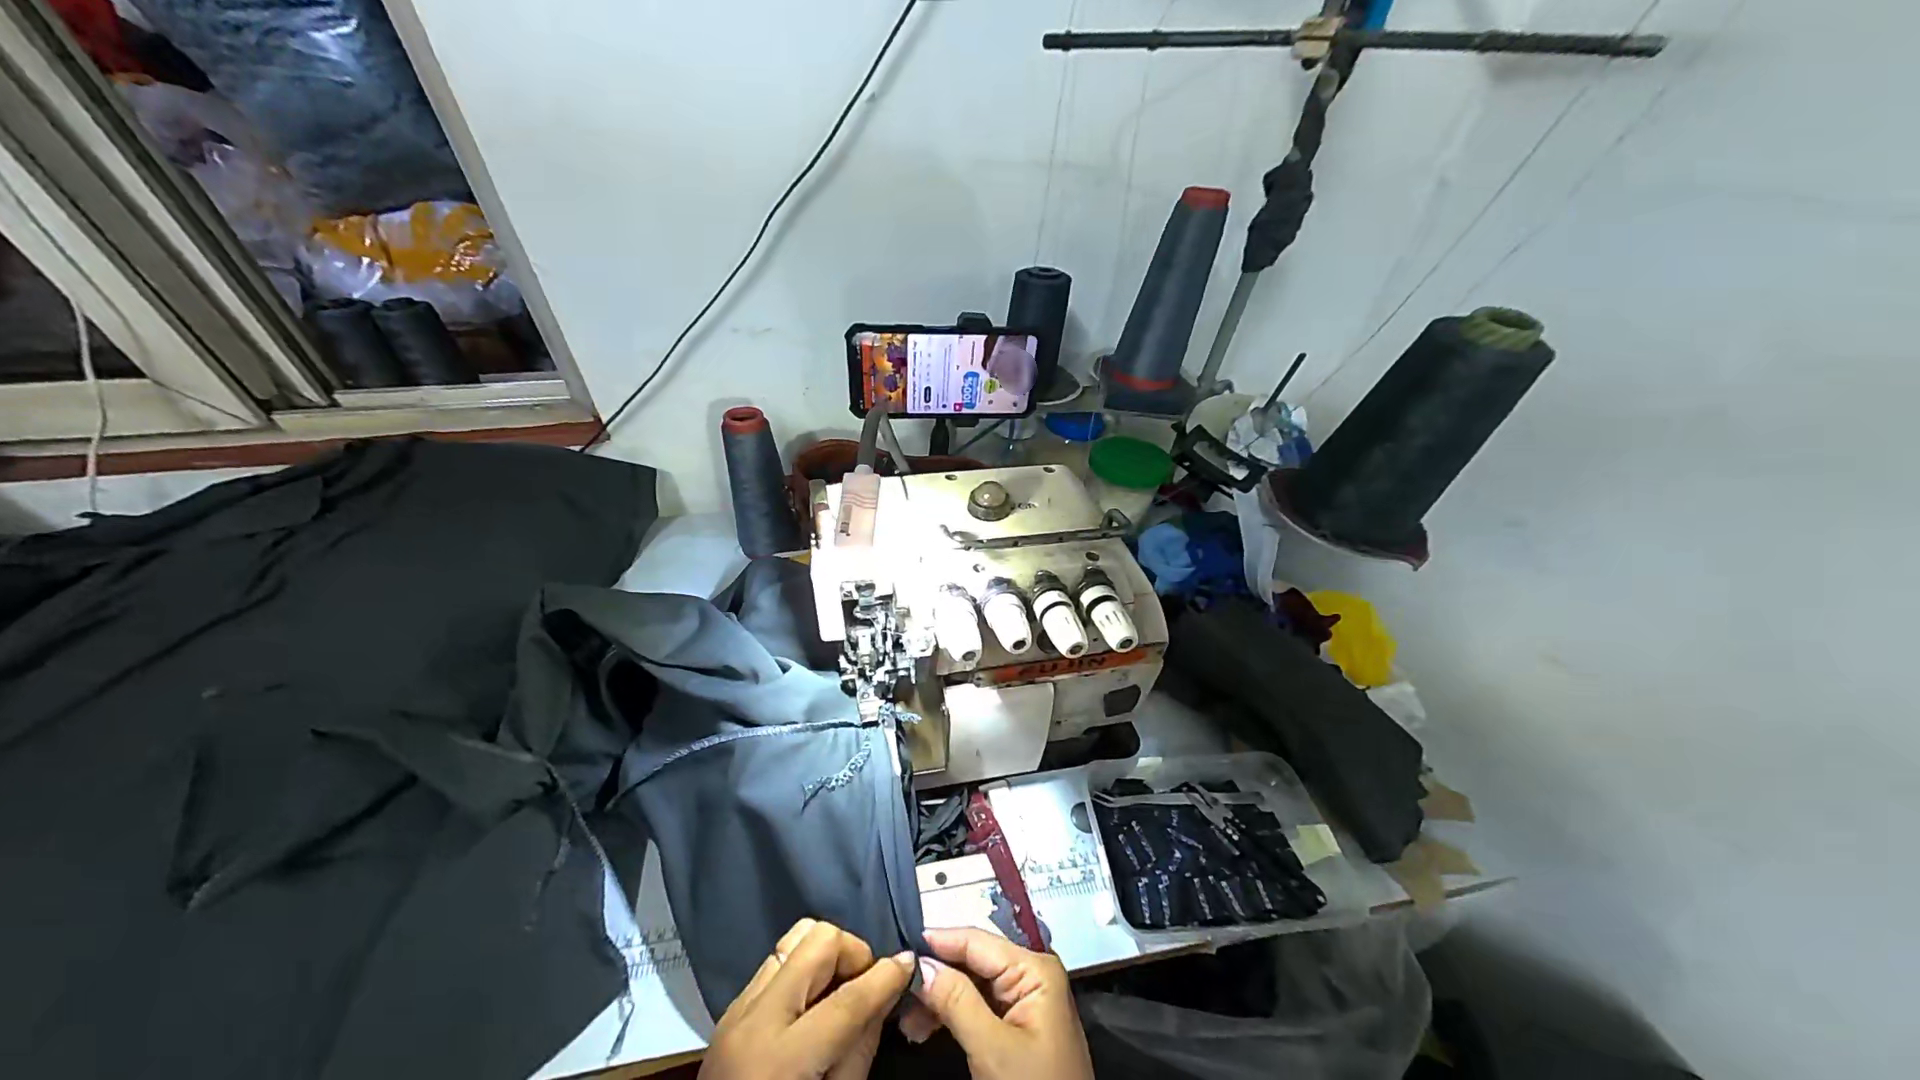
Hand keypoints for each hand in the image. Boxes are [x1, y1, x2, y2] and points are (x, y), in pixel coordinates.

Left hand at [700, 918, 915, 1079]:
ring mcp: (738, 1008)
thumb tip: (883, 993)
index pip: (847, 999)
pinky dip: (805, 968)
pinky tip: (813, 999)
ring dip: (828, 955)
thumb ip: (861, 1046)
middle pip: (818, 941)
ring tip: (839, 987)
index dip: (885, 976)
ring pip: (795, 937)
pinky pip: (778, 961)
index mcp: (780, 1061)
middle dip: (853, 953)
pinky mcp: (732, 1006)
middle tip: (866, 984)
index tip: (909, 964)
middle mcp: (755, 1020)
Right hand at [900, 927, 1093, 1079]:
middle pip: (970, 961)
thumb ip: (957, 1001)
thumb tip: (921, 965)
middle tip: (897, 995)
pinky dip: (948, 1015)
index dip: (937, 942)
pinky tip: (923, 1028)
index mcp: (1034, 968)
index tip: (900, 949)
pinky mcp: (1013, 1023)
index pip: (976, 941)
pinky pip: (974, 1005)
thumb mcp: (993, 1049)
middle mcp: (1029, 973)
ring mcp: (1021, 998)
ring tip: (907, 1022)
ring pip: (967, 983)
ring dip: (936, 1000)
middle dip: (934, 977)